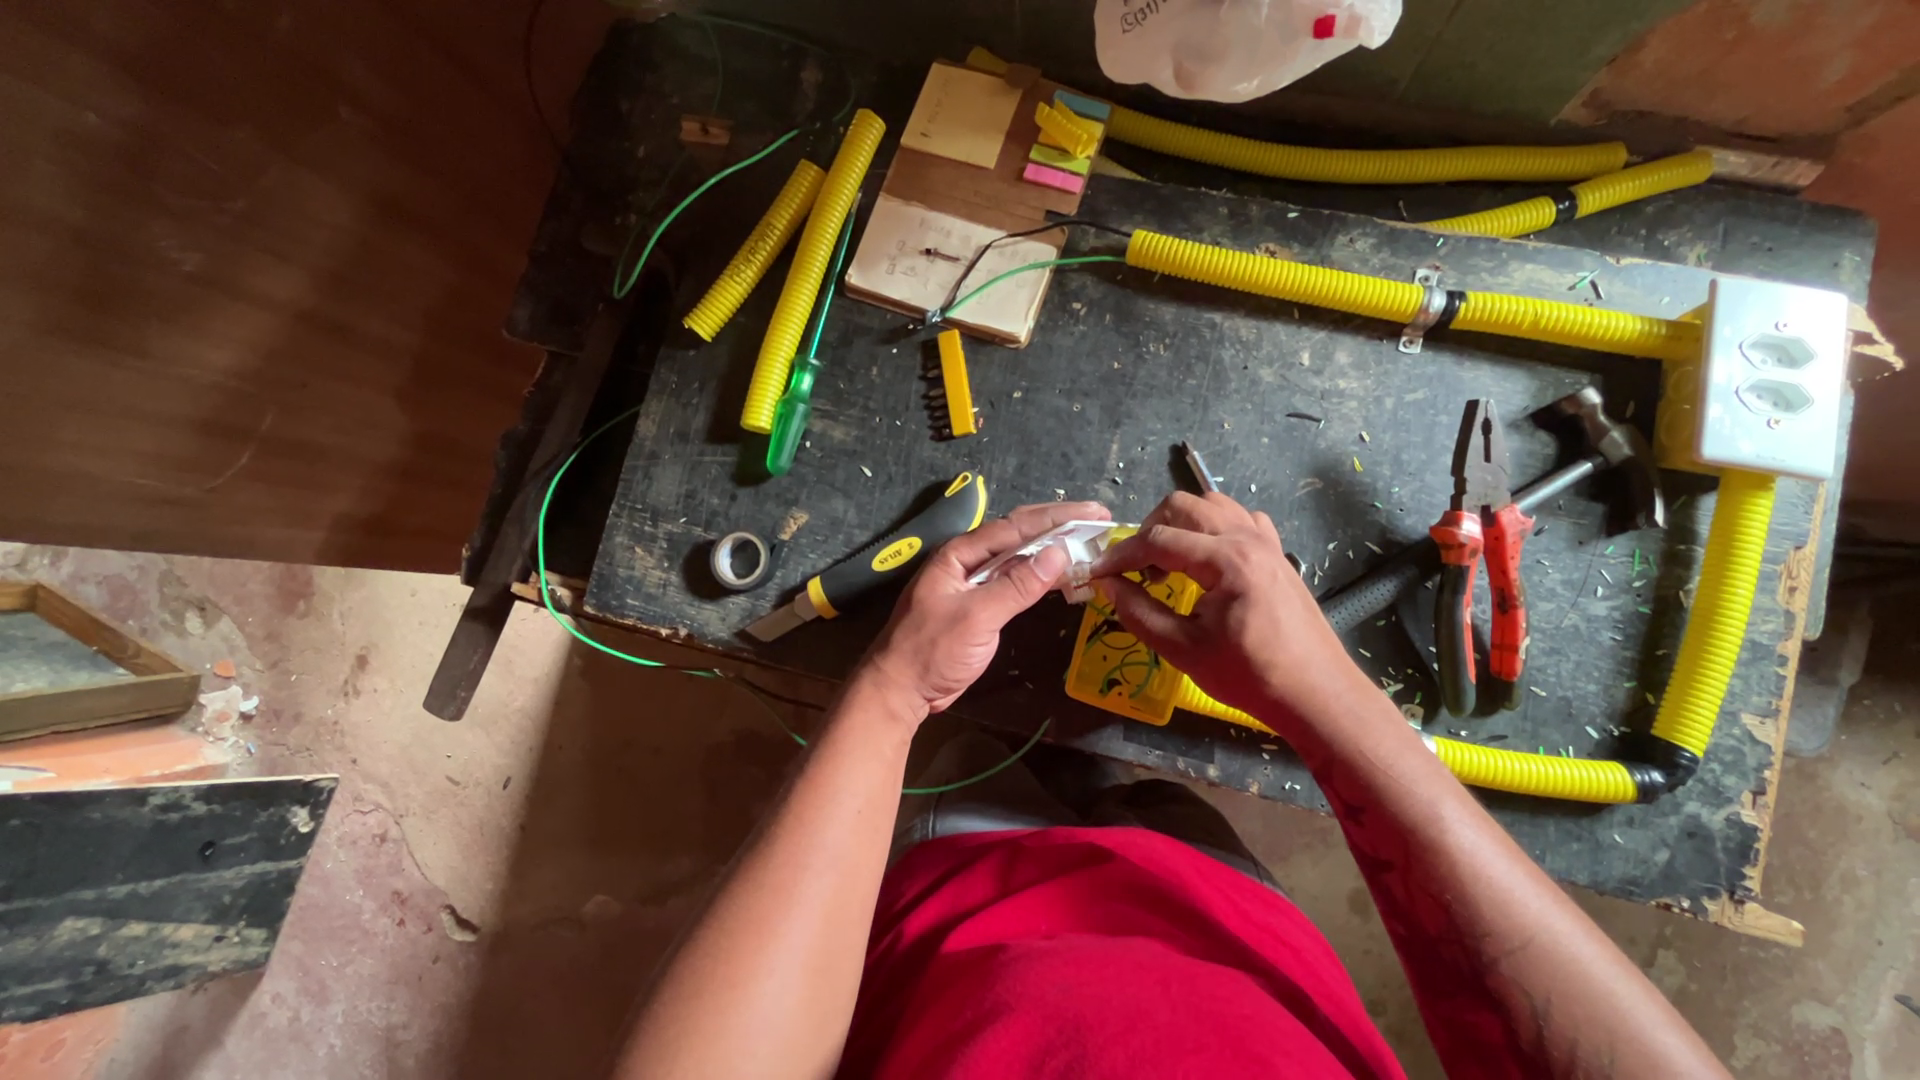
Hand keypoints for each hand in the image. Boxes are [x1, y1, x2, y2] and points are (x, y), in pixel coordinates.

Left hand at [858, 501, 1110, 722]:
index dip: (1057, 517)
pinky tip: (1061, 574)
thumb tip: (1058, 553)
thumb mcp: (976, 617)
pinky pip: (1015, 581)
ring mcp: (973, 584)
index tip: (1093, 513)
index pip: (1016, 526)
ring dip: (1052, 549)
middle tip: (1099, 520)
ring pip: (1019, 558)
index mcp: (960, 554)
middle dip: (1058, 525)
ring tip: (1089, 541)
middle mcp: (967, 562)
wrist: (899, 689)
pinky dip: (1040, 576)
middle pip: (1018, 535)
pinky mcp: (980, 607)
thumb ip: (1017, 586)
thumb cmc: (931, 650)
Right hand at [1090, 492, 1365, 738]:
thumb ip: (1138, 611)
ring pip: (1212, 505)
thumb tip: (1106, 585)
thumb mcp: (1182, 649)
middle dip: (1149, 531)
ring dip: (1180, 524)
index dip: (1120, 556)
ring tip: (1167, 563)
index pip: (1157, 540)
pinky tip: (1206, 559)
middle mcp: (1246, 538)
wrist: (1315, 693)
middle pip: (1182, 506)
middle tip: (1134, 569)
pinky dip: (1214, 528)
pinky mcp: (1277, 554)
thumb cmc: (1249, 675)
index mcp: (1225, 560)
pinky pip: (1240, 520)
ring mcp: (1267, 542)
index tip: (1097, 573)